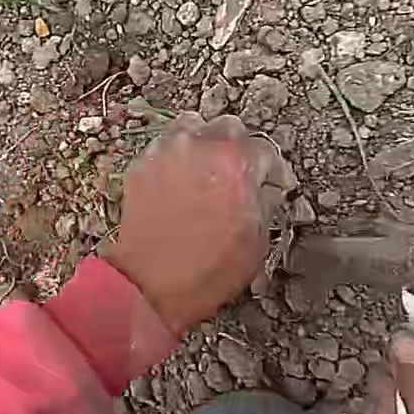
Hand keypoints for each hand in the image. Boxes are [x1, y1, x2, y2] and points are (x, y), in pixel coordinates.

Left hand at [104, 113, 284, 336]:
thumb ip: (264, 201)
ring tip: (206, 172)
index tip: (272, 183)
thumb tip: (265, 189)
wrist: (149, 284)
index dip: (272, 171)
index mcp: (236, 161)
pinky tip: (179, 184)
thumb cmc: (204, 268)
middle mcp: (200, 147)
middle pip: (228, 128)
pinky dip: (174, 160)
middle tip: (238, 175)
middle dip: (238, 149)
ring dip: (203, 146)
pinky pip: (164, 149)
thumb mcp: (257, 239)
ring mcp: (167, 153)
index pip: (265, 149)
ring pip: (192, 129)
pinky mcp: (142, 166)